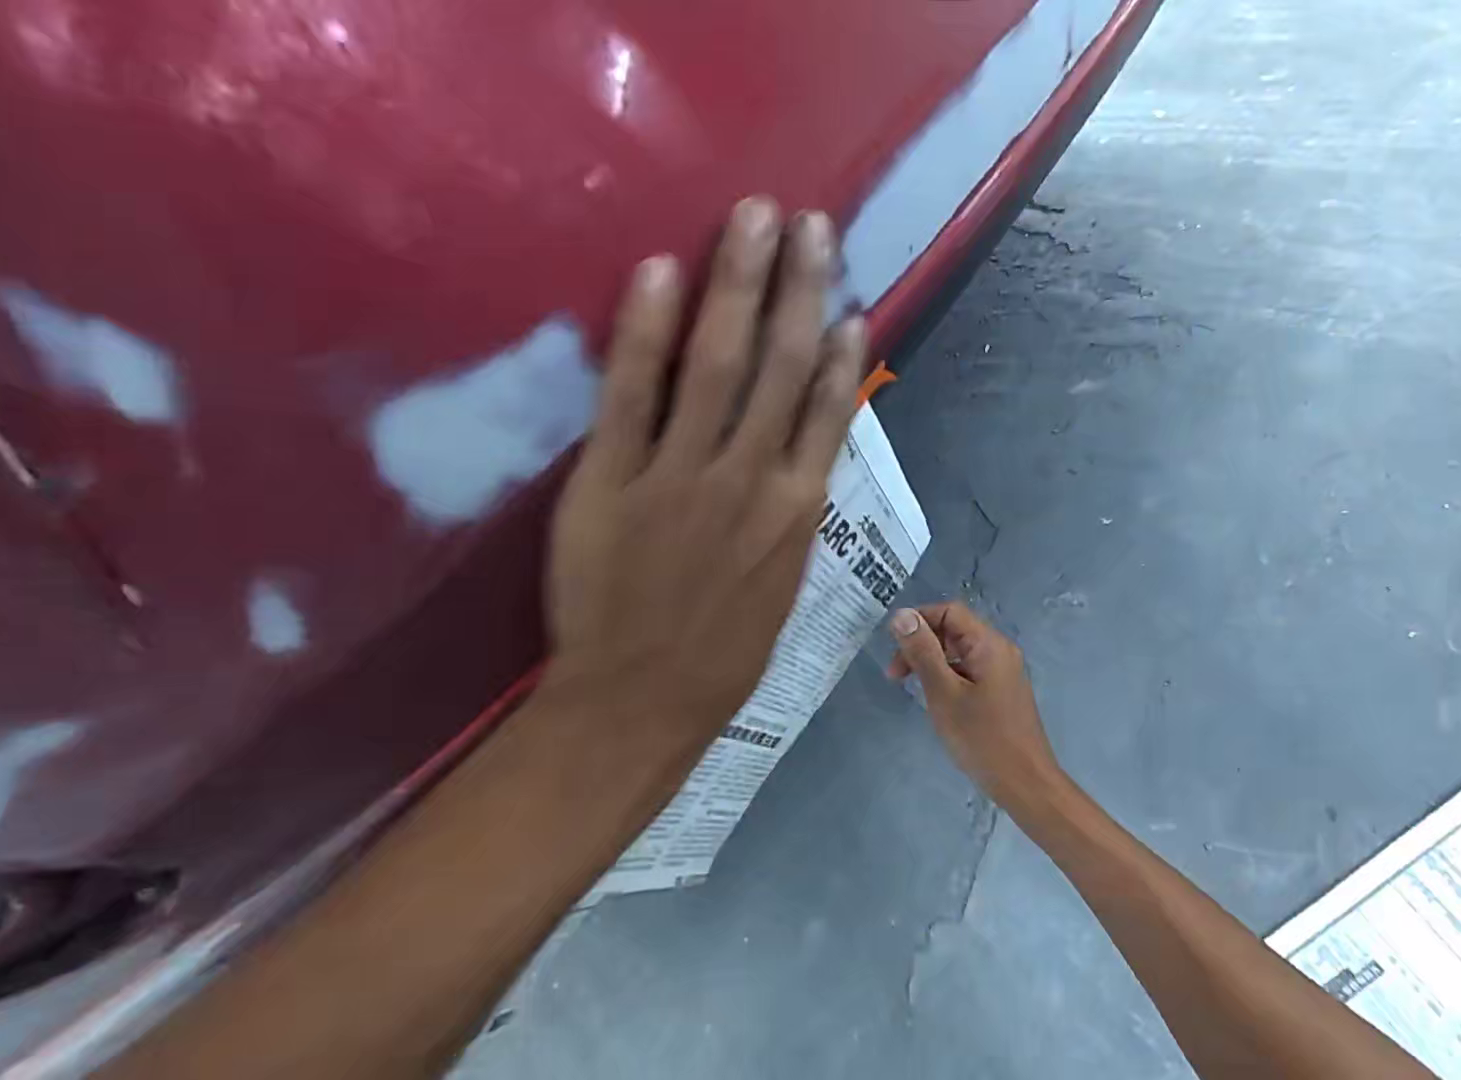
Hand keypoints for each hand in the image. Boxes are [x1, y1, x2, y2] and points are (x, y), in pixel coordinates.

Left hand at [548, 197, 865, 730]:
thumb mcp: (782, 582)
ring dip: (740, 284)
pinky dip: (645, 332)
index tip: (847, 295)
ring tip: (755, 218)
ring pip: (719, 363)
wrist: (642, 701)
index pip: (827, 407)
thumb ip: (792, 513)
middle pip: (782, 364)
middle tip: (808, 222)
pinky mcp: (613, 483)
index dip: (839, 345)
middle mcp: (751, 478)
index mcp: (798, 508)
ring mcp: (682, 476)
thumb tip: (798, 456)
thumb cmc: (720, 652)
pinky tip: (660, 273)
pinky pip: (632, 396)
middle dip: (799, 286)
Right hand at [886, 602, 1063, 803]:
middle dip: (921, 644)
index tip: (893, 646)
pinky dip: (946, 676)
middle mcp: (999, 650)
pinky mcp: (1001, 690)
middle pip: (953, 629)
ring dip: (931, 662)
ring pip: (958, 651)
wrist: (1025, 784)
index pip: (949, 611)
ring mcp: (1002, 671)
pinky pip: (968, 669)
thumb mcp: (943, 692)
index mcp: (989, 644)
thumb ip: (922, 652)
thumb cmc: (981, 738)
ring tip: (912, 689)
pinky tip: (935, 700)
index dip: (918, 620)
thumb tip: (902, 615)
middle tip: (895, 675)